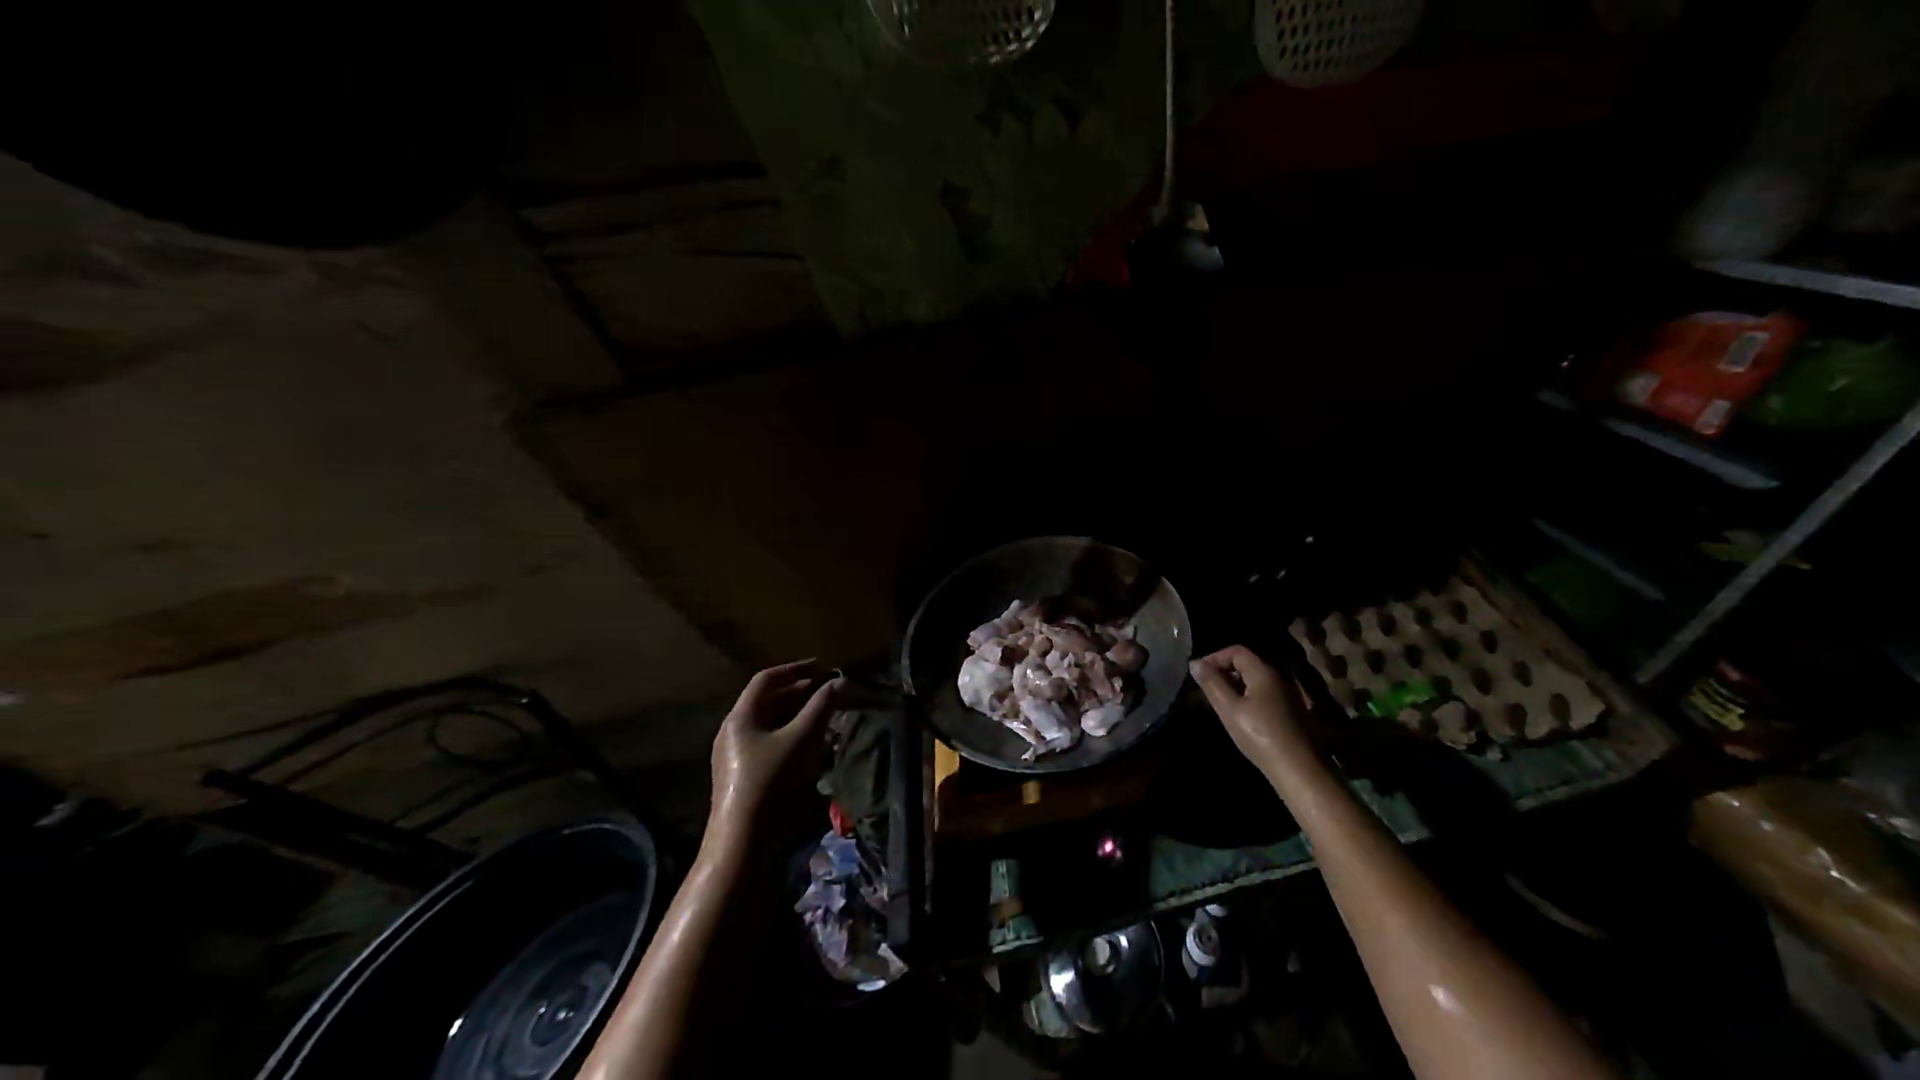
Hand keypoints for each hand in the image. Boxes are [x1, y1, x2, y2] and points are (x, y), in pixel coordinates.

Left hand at [708, 660, 841, 848]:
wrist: (743, 843)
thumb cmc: (771, 784)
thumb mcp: (801, 741)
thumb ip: (821, 708)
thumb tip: (840, 681)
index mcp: (740, 717)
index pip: (766, 680)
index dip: (795, 669)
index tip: (822, 667)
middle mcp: (733, 732)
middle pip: (768, 701)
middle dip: (800, 693)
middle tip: (829, 690)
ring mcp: (735, 756)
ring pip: (770, 724)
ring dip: (798, 715)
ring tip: (826, 715)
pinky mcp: (742, 776)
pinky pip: (769, 743)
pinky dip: (791, 735)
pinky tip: (812, 746)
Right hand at [1189, 645, 1313, 774]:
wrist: (1298, 769)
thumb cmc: (1259, 735)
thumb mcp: (1229, 709)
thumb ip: (1212, 684)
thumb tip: (1196, 663)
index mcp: (1264, 673)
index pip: (1237, 651)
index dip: (1215, 658)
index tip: (1199, 675)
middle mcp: (1279, 679)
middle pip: (1247, 664)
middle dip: (1223, 672)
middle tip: (1206, 690)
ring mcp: (1288, 696)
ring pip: (1255, 682)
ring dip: (1234, 687)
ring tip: (1219, 704)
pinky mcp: (1291, 713)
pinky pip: (1264, 696)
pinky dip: (1247, 698)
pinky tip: (1240, 718)